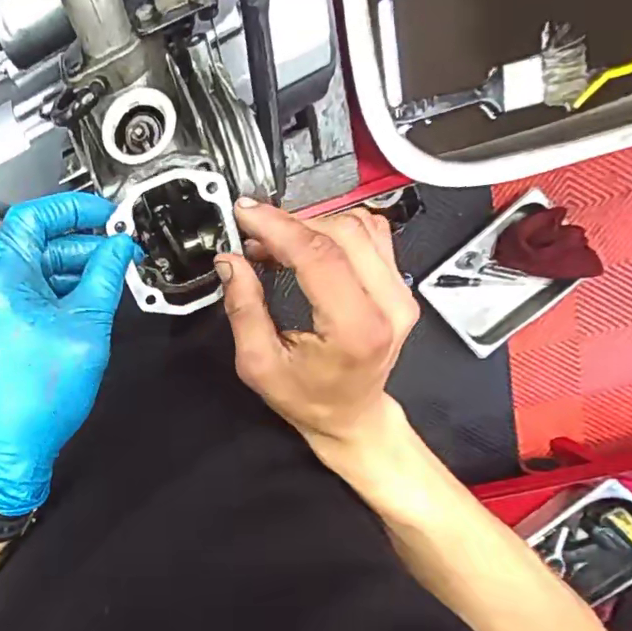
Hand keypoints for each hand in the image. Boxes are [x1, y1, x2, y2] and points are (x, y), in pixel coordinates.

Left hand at [0, 192, 140, 516]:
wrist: (13, 443)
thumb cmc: (39, 401)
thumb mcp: (87, 330)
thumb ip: (105, 278)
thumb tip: (118, 248)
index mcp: (0, 283)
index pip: (33, 217)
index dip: (74, 209)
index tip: (104, 214)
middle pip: (36, 243)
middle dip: (81, 246)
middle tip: (118, 253)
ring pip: (33, 267)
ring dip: (71, 268)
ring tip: (107, 280)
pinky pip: (26, 289)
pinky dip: (56, 289)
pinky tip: (84, 298)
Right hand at [214, 199, 418, 459]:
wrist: (351, 416)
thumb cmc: (310, 400)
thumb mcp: (259, 364)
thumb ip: (244, 308)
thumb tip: (231, 262)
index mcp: (356, 329)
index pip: (319, 255)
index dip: (278, 227)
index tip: (247, 214)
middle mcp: (389, 306)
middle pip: (341, 231)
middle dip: (290, 224)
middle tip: (254, 234)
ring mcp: (401, 294)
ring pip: (359, 226)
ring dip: (312, 224)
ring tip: (276, 242)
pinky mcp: (400, 286)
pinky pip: (371, 237)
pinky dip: (334, 230)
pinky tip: (307, 245)